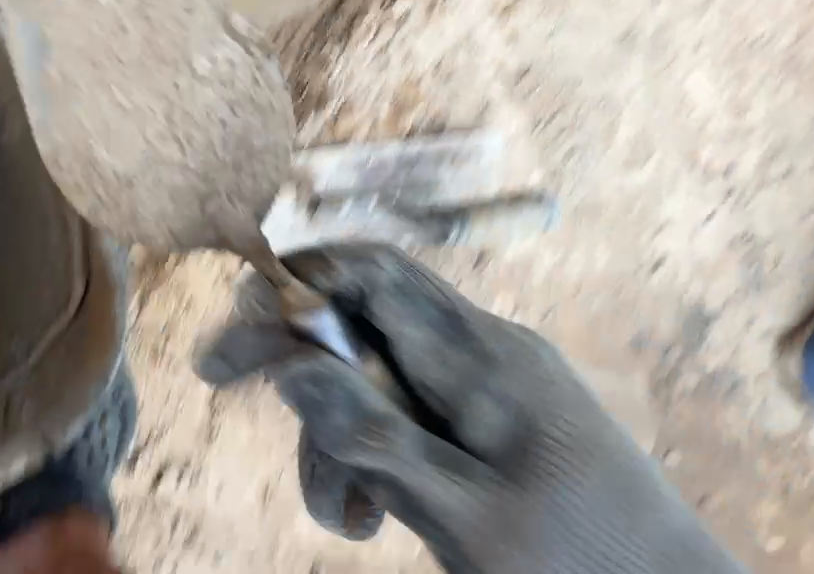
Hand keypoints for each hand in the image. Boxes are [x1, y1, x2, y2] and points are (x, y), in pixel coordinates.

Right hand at [195, 243, 741, 573]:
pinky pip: (398, 410)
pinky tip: (367, 510)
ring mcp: (480, 385)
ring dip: (331, 431)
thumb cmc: (588, 572)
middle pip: (352, 320)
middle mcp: (477, 350)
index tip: (238, 323)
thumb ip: (375, 435)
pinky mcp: (480, 420)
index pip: (368, 270)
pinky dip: (366, 450)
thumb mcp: (470, 516)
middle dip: (295, 364)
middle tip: (225, 383)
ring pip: (367, 373)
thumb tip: (287, 363)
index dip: (292, 276)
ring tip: (342, 514)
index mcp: (483, 355)